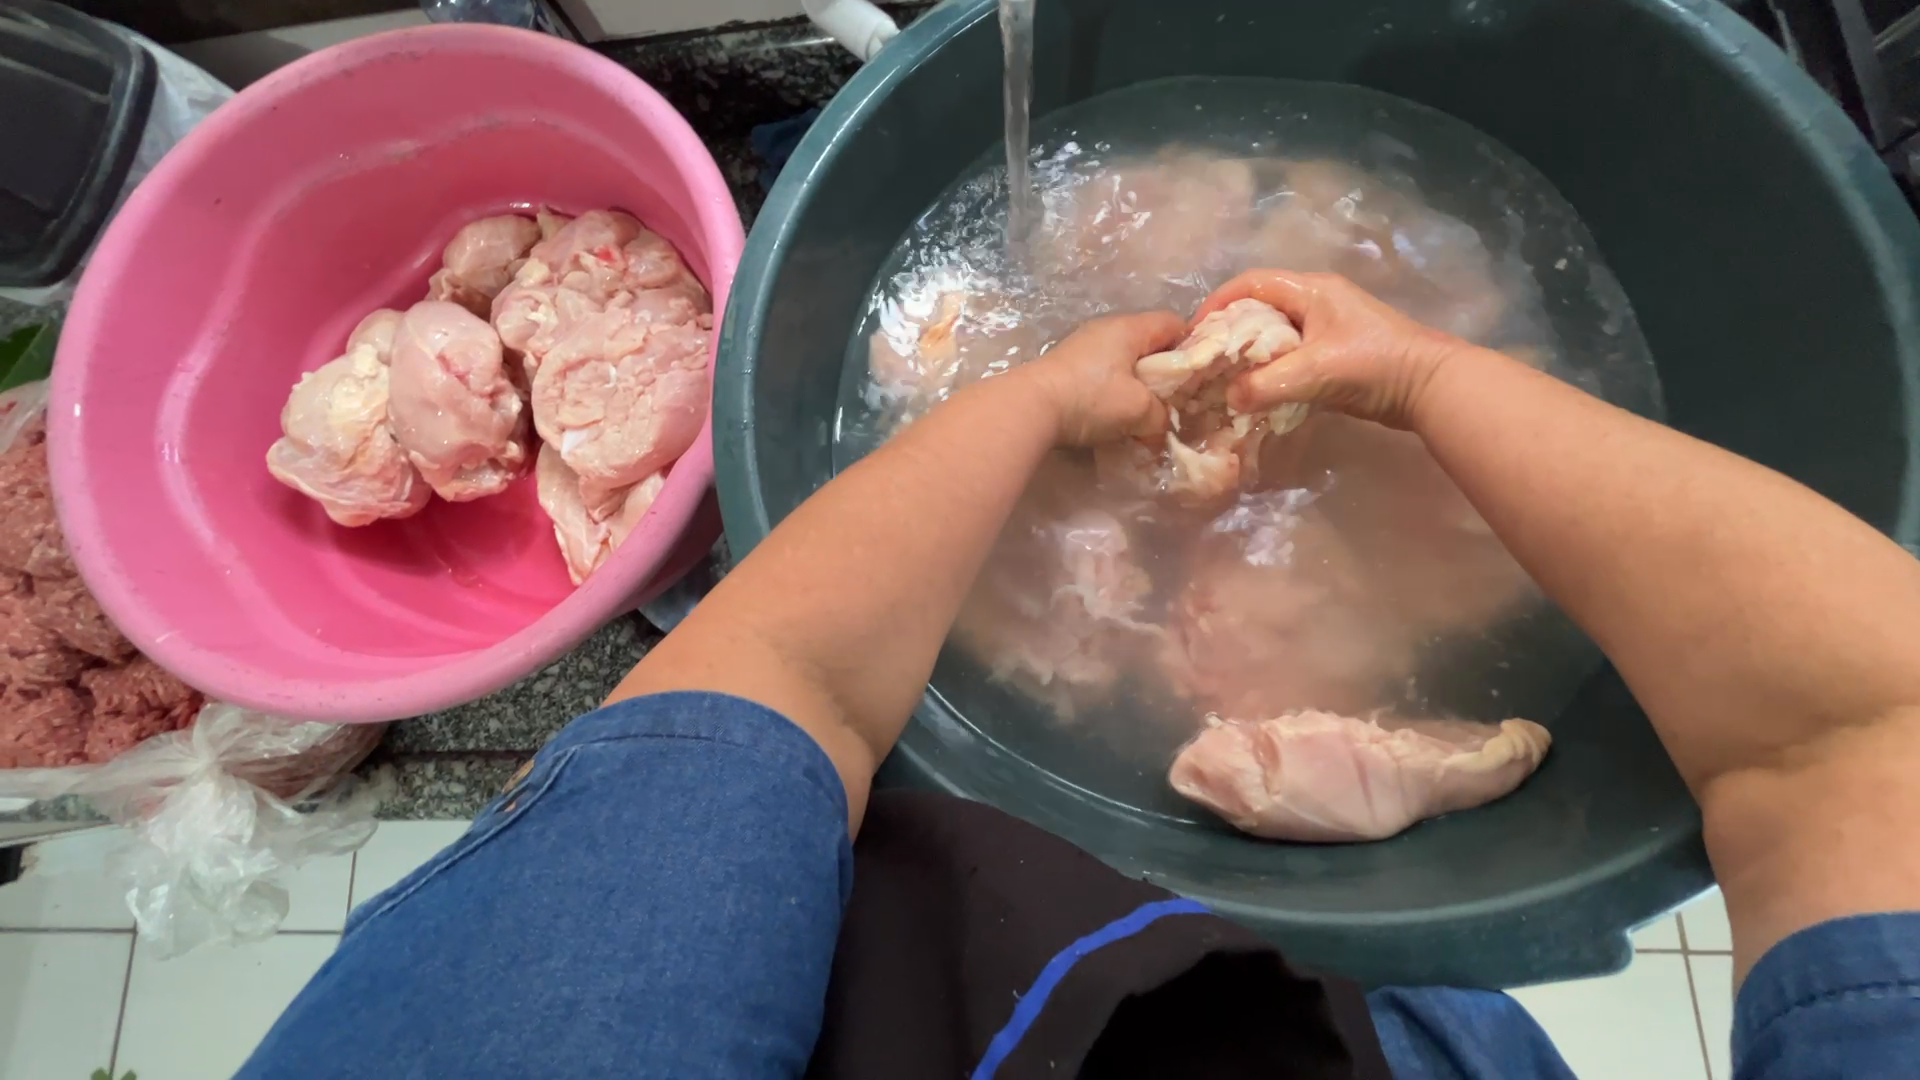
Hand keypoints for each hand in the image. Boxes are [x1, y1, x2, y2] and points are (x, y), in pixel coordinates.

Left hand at [1019, 311, 1186, 446]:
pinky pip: (1099, 377)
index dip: (1190, 346)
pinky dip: (1110, 394)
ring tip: (1141, 415)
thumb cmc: (1091, 399)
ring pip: (1121, 363)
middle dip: (1161, 372)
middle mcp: (1105, 331)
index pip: (1172, 323)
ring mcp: (1081, 349)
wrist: (1030, 408)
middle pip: (1146, 344)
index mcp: (1129, 328)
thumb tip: (1161, 425)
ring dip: (1133, 387)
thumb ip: (1161, 416)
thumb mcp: (1138, 410)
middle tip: (1170, 401)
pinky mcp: (1063, 370)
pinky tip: (1110, 418)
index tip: (1196, 376)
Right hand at [1195, 270, 1474, 429]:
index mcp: (1311, 290)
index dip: (1218, 303)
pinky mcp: (1330, 352)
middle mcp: (1315, 300)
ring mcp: (1324, 327)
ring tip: (1222, 376)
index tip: (1194, 332)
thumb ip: (1264, 385)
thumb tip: (1227, 398)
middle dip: (1227, 330)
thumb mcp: (1314, 373)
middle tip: (1204, 358)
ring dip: (1246, 352)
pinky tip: (1253, 390)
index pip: (1251, 283)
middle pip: (1257, 306)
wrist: (1430, 387)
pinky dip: (1264, 369)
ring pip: (1270, 332)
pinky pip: (1284, 354)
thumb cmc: (1373, 366)